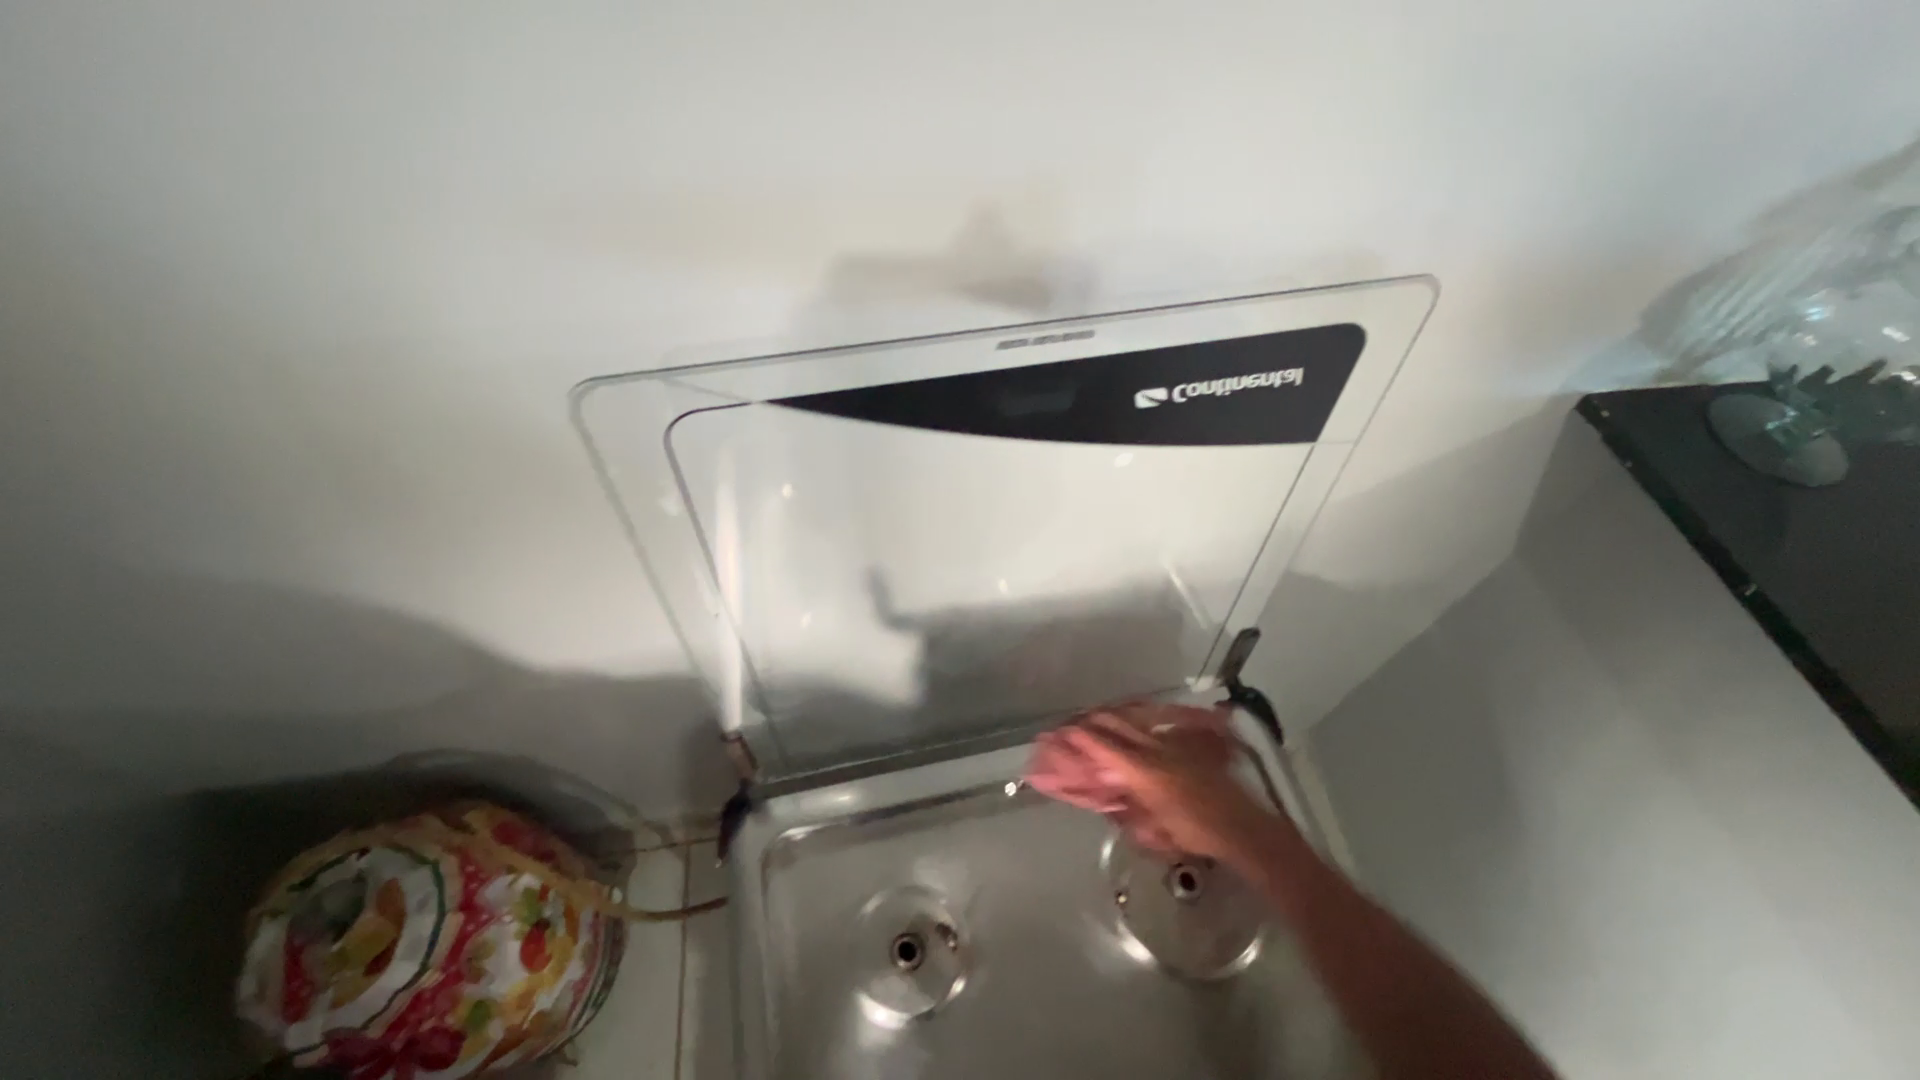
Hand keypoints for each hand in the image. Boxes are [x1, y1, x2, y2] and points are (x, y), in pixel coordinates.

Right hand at [1030, 703, 1281, 862]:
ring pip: (1135, 718)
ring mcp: (1172, 742)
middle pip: (1116, 723)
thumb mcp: (1152, 833)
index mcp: (1143, 771)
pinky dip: (1135, 720)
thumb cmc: (1195, 834)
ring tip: (1096, 718)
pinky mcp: (1188, 743)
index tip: (1058, 733)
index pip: (1103, 745)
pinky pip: (1153, 724)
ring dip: (1111, 717)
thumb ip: (1126, 813)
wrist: (1240, 827)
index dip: (1078, 737)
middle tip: (1071, 725)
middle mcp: (1155, 749)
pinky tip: (1131, 721)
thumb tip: (1108, 803)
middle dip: (1090, 721)